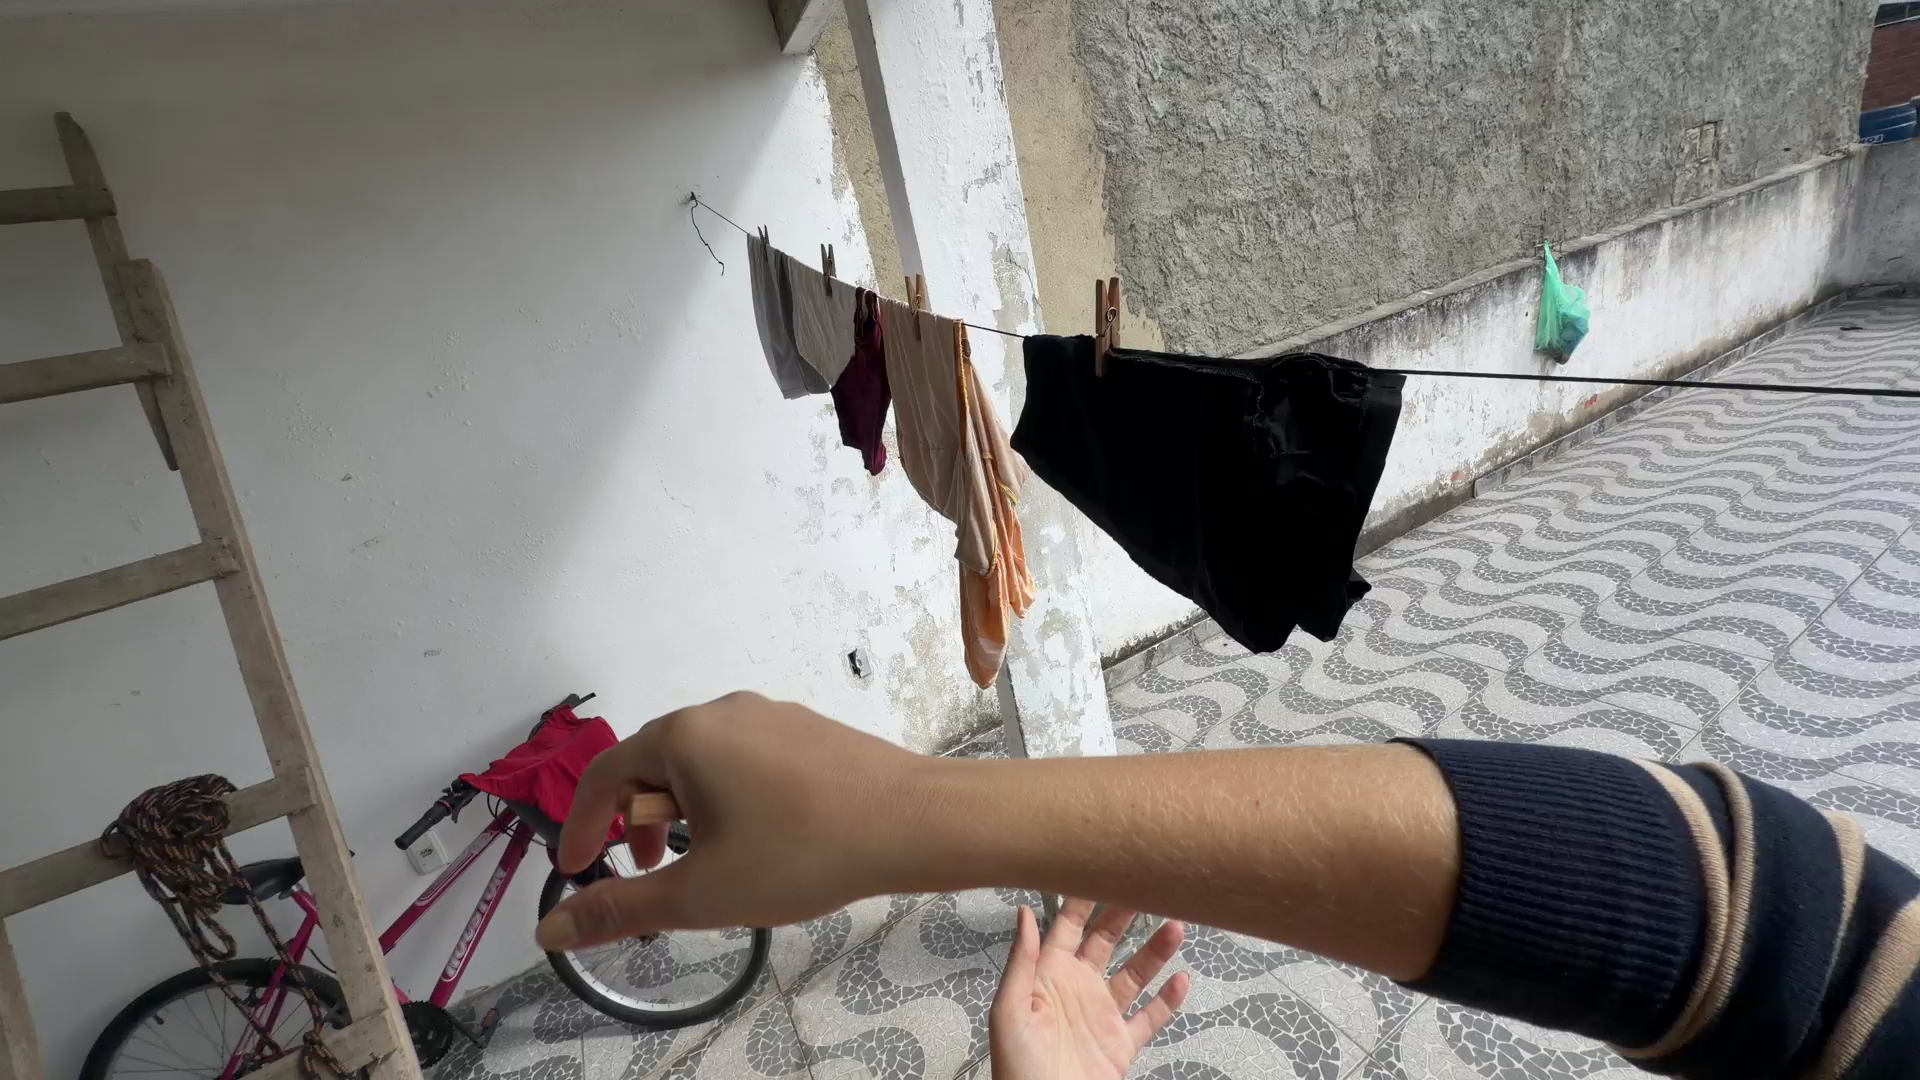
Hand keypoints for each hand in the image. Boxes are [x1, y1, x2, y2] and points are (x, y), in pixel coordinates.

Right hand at [538, 692, 927, 949]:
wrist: (908, 819)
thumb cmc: (799, 852)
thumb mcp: (701, 891)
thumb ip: (620, 908)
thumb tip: (552, 929)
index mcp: (689, 734)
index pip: (606, 773)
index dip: (580, 825)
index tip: (575, 871)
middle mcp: (727, 710)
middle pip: (657, 760)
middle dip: (638, 818)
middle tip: (649, 869)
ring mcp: (774, 713)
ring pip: (706, 759)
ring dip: (687, 807)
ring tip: (711, 858)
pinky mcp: (808, 726)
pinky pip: (748, 755)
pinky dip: (729, 793)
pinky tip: (762, 833)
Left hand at [991, 899, 1188, 1079]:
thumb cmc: (1016, 1065)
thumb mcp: (1009, 1009)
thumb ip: (1022, 960)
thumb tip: (1024, 909)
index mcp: (1048, 972)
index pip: (1068, 925)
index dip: (1084, 899)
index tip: (1102, 868)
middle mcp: (1077, 985)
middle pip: (1105, 941)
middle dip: (1124, 914)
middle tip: (1146, 886)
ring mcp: (1101, 1014)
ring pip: (1133, 973)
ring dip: (1154, 951)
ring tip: (1177, 925)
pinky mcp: (1120, 1045)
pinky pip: (1149, 1018)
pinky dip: (1167, 1000)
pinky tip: (1182, 979)